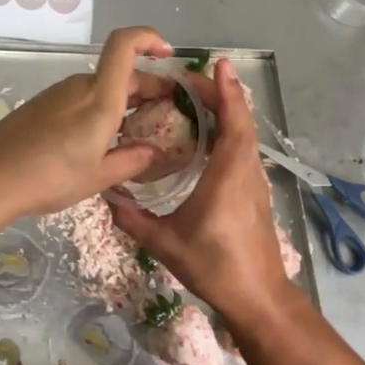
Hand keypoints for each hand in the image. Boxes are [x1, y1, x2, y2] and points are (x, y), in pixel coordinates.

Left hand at [0, 26, 176, 218]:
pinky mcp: (43, 104)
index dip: (148, 38)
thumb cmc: (50, 178)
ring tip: (135, 137)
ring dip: (124, 102)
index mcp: (100, 98)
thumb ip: (132, 161)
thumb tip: (153, 151)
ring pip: (102, 87)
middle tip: (166, 117)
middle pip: (121, 72)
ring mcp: (59, 93)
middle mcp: (80, 86)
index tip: (168, 55)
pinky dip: (100, 110)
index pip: (124, 45)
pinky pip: (82, 98)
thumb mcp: (98, 177)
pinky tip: (99, 141)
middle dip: (148, 89)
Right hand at [111, 58, 290, 321]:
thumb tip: (105, 194)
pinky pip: (243, 149)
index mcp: (229, 175)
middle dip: (219, 94)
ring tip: (195, 99)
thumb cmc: (215, 267)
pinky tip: (207, 135)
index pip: (233, 122)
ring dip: (226, 111)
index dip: (227, 91)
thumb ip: (134, 218)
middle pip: (239, 121)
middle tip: (188, 79)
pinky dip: (228, 130)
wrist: (258, 299)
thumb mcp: (166, 244)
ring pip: (244, 135)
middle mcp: (246, 171)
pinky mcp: (254, 193)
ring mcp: (254, 182)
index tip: (218, 64)